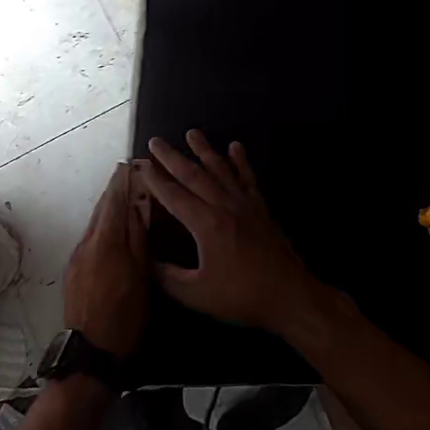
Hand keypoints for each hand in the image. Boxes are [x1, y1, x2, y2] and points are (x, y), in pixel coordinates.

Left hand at [61, 163, 149, 358]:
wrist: (91, 350)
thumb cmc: (125, 314)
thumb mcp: (142, 273)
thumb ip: (139, 237)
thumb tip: (140, 206)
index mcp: (106, 242)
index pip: (115, 202)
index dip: (123, 182)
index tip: (131, 166)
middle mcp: (87, 245)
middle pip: (102, 210)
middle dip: (114, 190)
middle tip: (127, 174)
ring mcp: (77, 258)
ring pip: (95, 224)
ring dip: (108, 208)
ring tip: (123, 196)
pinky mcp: (73, 271)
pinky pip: (90, 238)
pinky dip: (102, 226)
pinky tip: (112, 228)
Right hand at [136, 131, 331, 335]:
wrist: (289, 294)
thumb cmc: (241, 297)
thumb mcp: (196, 294)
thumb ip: (168, 277)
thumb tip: (147, 262)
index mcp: (207, 225)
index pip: (174, 196)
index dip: (155, 180)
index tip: (140, 165)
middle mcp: (226, 207)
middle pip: (195, 176)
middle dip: (173, 158)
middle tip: (156, 141)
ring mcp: (246, 205)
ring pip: (222, 170)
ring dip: (205, 151)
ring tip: (193, 133)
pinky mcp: (262, 209)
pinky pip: (248, 178)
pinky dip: (241, 162)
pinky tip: (236, 147)